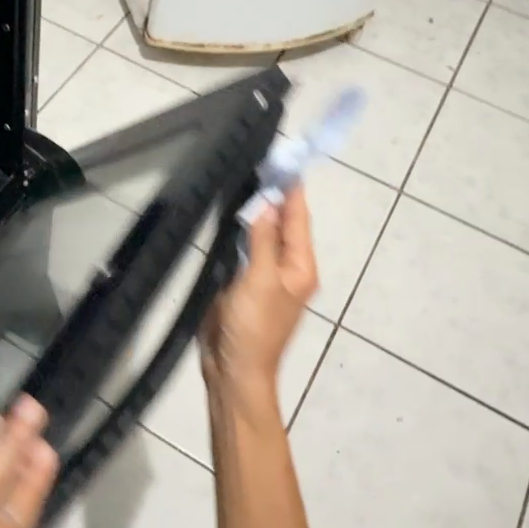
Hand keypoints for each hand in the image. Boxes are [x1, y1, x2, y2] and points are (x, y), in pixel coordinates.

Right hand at [199, 184, 318, 423]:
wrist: (234, 370)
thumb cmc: (254, 327)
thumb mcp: (260, 280)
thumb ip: (262, 240)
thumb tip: (266, 204)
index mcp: (300, 266)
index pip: (298, 217)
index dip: (291, 189)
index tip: (283, 157)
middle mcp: (286, 267)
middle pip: (281, 224)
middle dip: (272, 196)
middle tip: (258, 160)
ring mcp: (264, 276)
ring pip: (261, 235)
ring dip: (255, 212)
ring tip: (244, 179)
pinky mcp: (242, 284)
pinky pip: (244, 250)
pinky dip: (239, 231)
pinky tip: (228, 215)